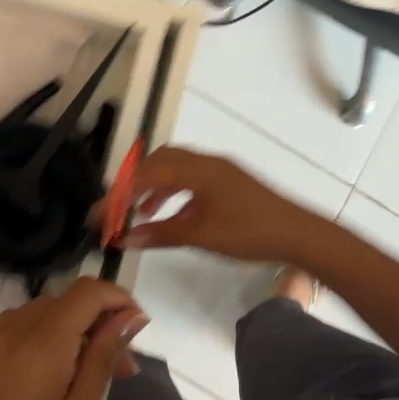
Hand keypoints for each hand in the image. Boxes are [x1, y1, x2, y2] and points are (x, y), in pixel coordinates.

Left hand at [0, 278, 147, 399]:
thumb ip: (103, 357)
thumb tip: (131, 317)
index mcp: (41, 343)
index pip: (87, 292)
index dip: (117, 298)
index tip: (136, 326)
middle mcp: (10, 329)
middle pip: (64, 301)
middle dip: (96, 321)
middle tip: (118, 366)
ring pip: (38, 311)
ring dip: (67, 328)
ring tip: (81, 372)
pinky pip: (12, 326)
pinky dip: (37, 335)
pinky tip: (44, 372)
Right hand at [121, 147, 329, 263]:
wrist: (297, 234)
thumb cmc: (249, 232)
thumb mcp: (200, 235)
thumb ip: (160, 234)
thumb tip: (126, 238)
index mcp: (197, 168)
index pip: (146, 172)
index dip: (120, 192)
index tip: (102, 213)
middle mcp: (206, 161)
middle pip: (159, 161)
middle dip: (134, 182)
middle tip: (118, 207)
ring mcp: (219, 170)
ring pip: (175, 169)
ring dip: (153, 187)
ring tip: (139, 213)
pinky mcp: (228, 181)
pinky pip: (190, 178)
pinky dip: (172, 192)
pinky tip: (169, 215)